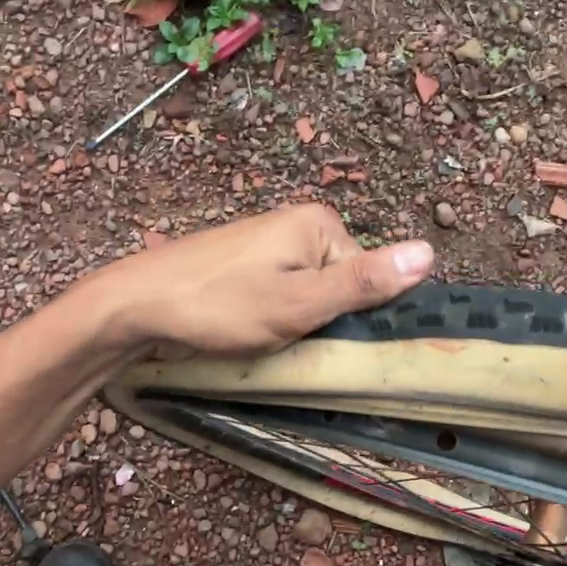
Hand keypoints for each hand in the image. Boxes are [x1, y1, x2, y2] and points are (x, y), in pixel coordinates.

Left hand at [83, 204, 433, 356]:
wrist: (136, 306)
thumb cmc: (220, 305)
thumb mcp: (301, 302)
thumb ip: (363, 281)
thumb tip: (430, 252)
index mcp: (318, 223)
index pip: (367, 278)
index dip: (349, 317)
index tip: (320, 340)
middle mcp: (295, 226)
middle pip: (336, 287)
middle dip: (318, 321)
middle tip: (286, 342)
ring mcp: (266, 246)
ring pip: (306, 298)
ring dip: (292, 326)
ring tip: (260, 339)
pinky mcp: (243, 268)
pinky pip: (277, 299)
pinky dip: (269, 321)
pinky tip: (246, 334)